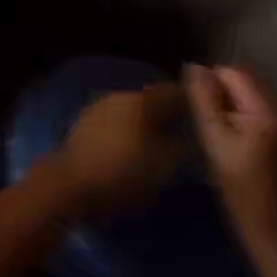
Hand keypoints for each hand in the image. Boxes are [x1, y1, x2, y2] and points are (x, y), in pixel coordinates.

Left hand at [37, 84, 188, 216]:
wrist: (69, 184)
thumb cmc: (121, 173)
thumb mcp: (162, 167)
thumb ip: (183, 149)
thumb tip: (198, 139)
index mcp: (139, 101)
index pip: (172, 91)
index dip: (191, 99)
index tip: (208, 107)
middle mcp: (118, 97)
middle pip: (150, 99)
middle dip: (169, 110)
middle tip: (188, 125)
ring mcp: (97, 108)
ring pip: (131, 109)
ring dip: (147, 119)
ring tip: (164, 137)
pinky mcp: (84, 124)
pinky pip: (116, 120)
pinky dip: (129, 128)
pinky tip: (136, 143)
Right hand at [186, 64, 276, 242]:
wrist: (270, 227)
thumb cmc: (239, 185)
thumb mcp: (213, 139)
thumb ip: (203, 100)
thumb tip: (193, 67)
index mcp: (266, 110)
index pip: (233, 73)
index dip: (209, 81)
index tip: (194, 102)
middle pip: (243, 81)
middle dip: (219, 91)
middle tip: (202, 115)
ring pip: (248, 95)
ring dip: (227, 102)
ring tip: (214, 127)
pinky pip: (254, 109)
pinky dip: (238, 114)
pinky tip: (229, 137)